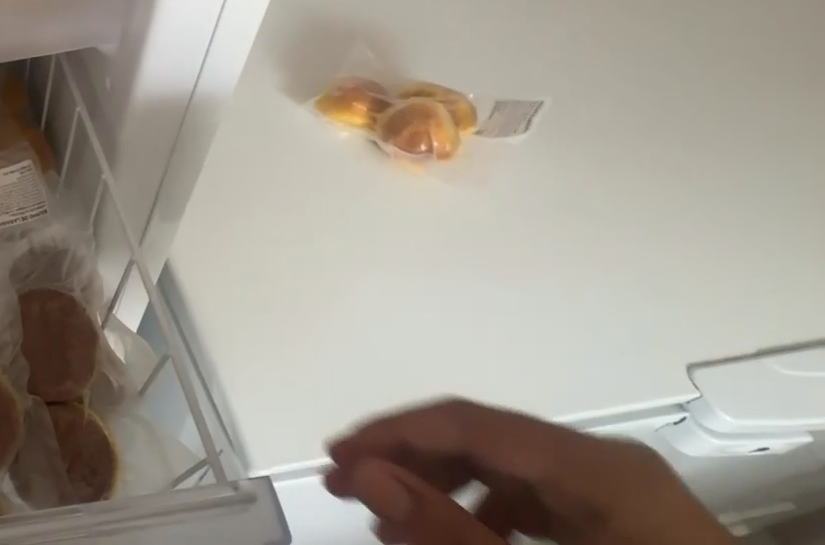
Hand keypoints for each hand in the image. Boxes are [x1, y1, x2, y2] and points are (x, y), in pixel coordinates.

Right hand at [324, 399, 729, 544]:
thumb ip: (451, 531)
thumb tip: (363, 473)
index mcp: (598, 467)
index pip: (467, 422)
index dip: (391, 434)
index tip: (335, 459)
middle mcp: (606, 465)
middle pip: (480, 441)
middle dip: (407, 464)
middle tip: (346, 488)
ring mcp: (617, 494)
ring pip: (501, 471)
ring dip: (438, 492)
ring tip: (390, 523)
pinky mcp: (621, 523)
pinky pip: (532, 502)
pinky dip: (481, 515)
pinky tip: (452, 536)